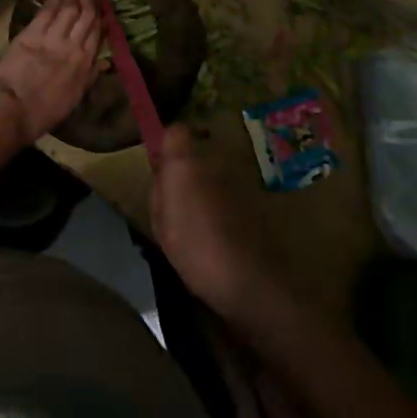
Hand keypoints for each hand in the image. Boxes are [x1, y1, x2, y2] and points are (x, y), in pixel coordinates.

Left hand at [0, 0, 102, 140]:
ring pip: (67, 12)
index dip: (100, 20)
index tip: (102, 10)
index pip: (97, 35)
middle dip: (88, 4)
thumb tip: (105, 62)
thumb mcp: (76, 96)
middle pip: (84, 19)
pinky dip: (52, 3)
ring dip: (71, 0)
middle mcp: (72, 46)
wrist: (16, 107)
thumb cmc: (46, 109)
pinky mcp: (31, 34)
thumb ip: (90, 75)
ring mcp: (51, 38)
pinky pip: (45, 13)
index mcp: (85, 64)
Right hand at [151, 124, 279, 314]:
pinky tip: (217, 238)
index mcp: (187, 166)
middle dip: (184, 172)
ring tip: (195, 225)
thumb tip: (162, 169)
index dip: (166, 143)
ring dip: (204, 192)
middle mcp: (216, 167)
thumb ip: (159, 186)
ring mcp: (241, 186)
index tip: (158, 163)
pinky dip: (222, 210)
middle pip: (194, 158)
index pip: (175, 132)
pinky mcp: (259, 209)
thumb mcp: (159, 218)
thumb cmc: (195, 248)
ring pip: (213, 180)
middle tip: (172, 202)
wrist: (252, 286)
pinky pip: (229, 199)